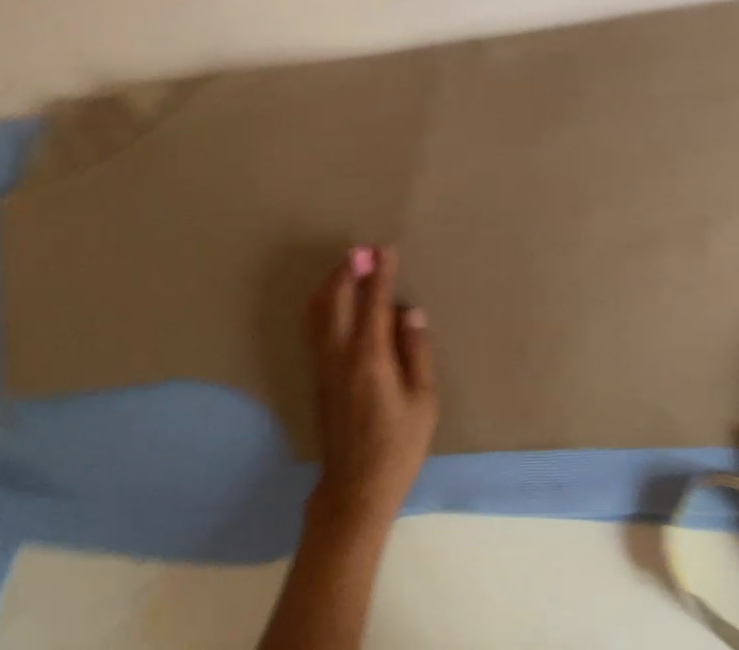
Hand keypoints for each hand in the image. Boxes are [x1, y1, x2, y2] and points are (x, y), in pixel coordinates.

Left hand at [306, 245, 437, 523]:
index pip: (373, 303)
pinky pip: (314, 328)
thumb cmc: (398, 447)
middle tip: (363, 250)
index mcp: (370, 358)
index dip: (379, 273)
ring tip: (347, 267)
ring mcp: (322, 365)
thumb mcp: (423, 402)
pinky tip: (334, 302)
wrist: (355, 488)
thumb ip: (416, 352)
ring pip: (316, 312)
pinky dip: (323, 304)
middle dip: (347, 270)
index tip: (385, 250)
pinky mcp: (316, 377)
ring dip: (330, 284)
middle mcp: (339, 355)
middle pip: (334, 299)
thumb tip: (409, 312)